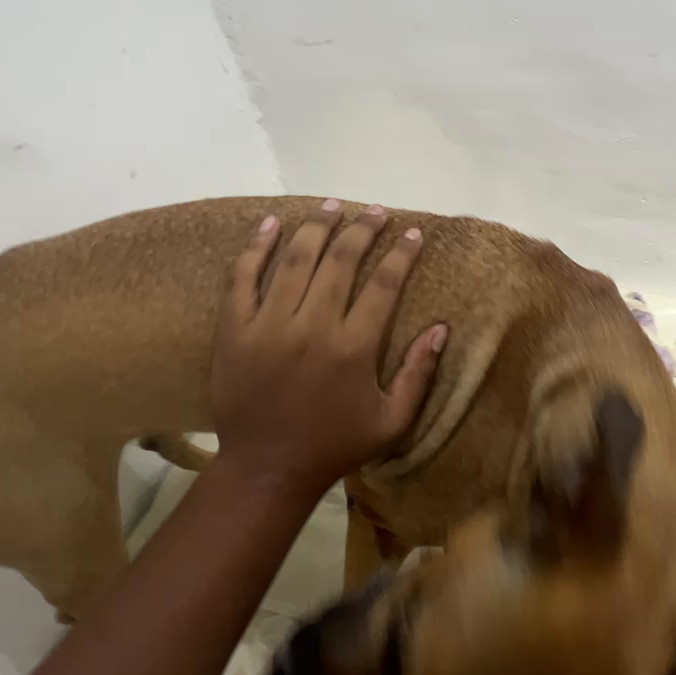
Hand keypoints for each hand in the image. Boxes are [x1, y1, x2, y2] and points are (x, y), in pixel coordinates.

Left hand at [209, 199, 447, 495]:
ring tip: (332, 205)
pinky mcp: (234, 331)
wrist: (266, 469)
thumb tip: (441, 329)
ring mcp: (268, 326)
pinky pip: (242, 278)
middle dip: (362, 229)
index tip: (413, 233)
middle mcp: (312, 327)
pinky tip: (271, 223)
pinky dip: (257, 247)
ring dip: (316, 226)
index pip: (384, 284)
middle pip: (340, 260)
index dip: (401, 254)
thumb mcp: (392, 421)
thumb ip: (419, 374)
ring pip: (295, 260)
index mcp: (353, 348)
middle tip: (375, 211)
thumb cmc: (336, 444)